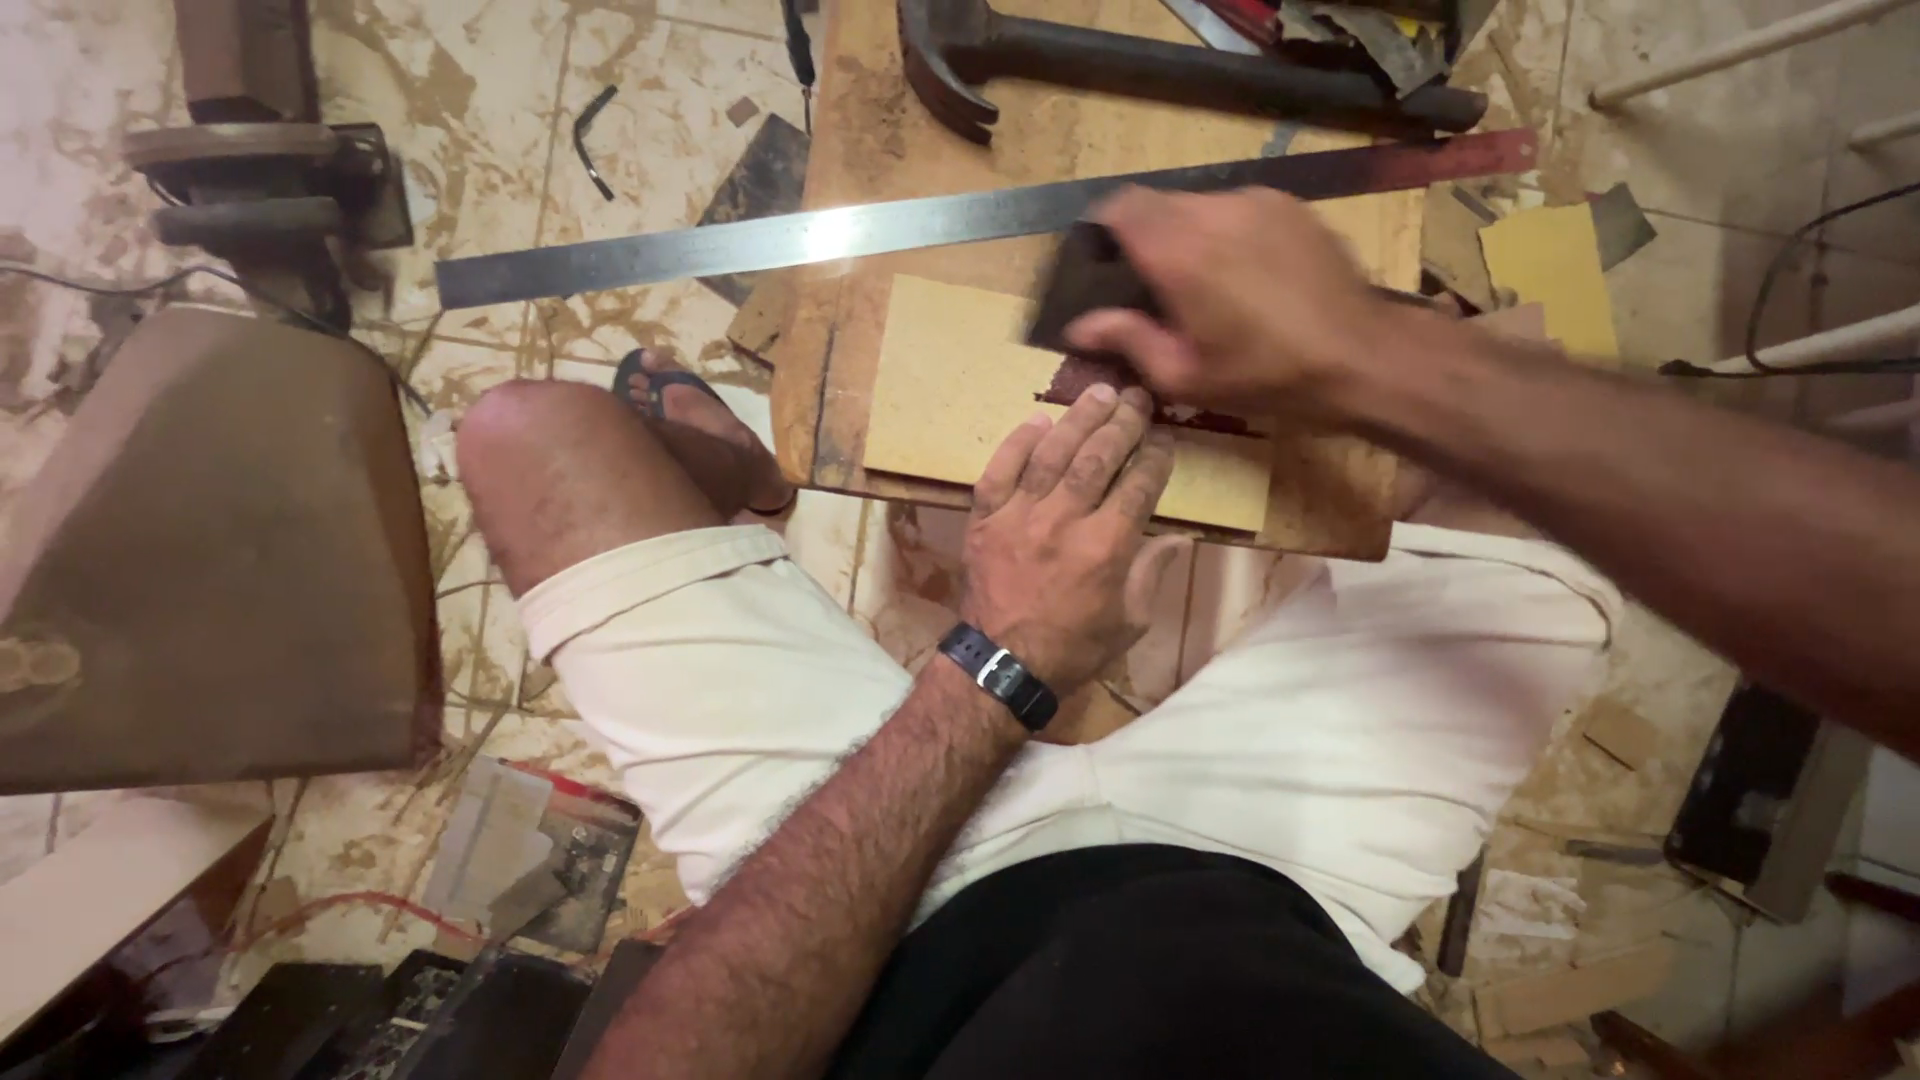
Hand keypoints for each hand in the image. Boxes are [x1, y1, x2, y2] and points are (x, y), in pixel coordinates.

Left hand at [959, 384, 1190, 701]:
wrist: (1003, 664)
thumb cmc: (1074, 648)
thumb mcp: (1130, 621)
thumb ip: (1152, 573)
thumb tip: (1178, 537)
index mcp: (1106, 545)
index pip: (1138, 484)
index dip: (1156, 457)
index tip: (1165, 438)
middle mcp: (1065, 520)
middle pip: (1099, 457)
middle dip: (1123, 423)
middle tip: (1138, 398)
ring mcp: (1020, 515)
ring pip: (1053, 454)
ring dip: (1078, 419)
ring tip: (1098, 393)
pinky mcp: (985, 519)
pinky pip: (999, 471)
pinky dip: (1017, 443)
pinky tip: (1037, 421)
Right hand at [1064, 186, 1420, 419]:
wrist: (1361, 357)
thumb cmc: (1264, 376)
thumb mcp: (1183, 376)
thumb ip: (1126, 340)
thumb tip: (1078, 327)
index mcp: (1180, 253)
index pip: (1120, 206)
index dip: (1102, 227)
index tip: (1102, 259)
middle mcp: (1214, 212)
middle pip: (1156, 204)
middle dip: (1144, 238)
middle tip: (1152, 285)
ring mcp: (1257, 202)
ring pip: (1197, 205)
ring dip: (1185, 236)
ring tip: (1202, 284)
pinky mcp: (1290, 206)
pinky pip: (1236, 209)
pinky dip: (1223, 233)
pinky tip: (1242, 275)